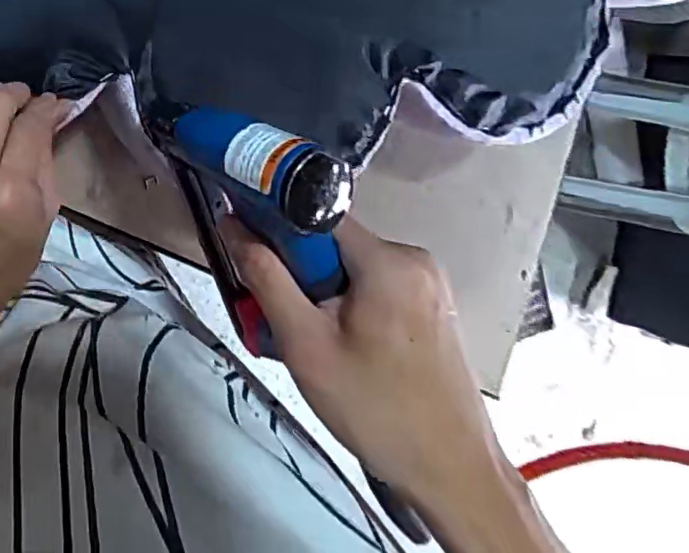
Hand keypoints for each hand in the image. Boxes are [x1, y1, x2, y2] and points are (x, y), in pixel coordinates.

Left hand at [0, 82, 67, 324]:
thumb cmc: (10, 255)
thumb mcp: (45, 211)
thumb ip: (46, 155)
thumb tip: (52, 111)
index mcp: (10, 191)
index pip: (30, 125)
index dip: (47, 106)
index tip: (57, 103)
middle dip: (18, 93)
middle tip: (28, 102)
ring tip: (3, 104)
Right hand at [222, 215, 499, 495]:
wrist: (455, 476)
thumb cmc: (379, 412)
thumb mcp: (306, 346)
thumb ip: (266, 278)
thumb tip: (234, 225)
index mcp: (389, 260)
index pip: (316, 211)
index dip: (276, 224)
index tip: (251, 247)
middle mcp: (414, 258)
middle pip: (331, 239)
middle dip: (298, 269)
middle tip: (282, 312)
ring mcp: (428, 280)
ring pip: (349, 262)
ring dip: (320, 288)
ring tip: (313, 334)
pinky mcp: (431, 301)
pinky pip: (372, 281)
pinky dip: (347, 300)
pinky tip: (341, 340)